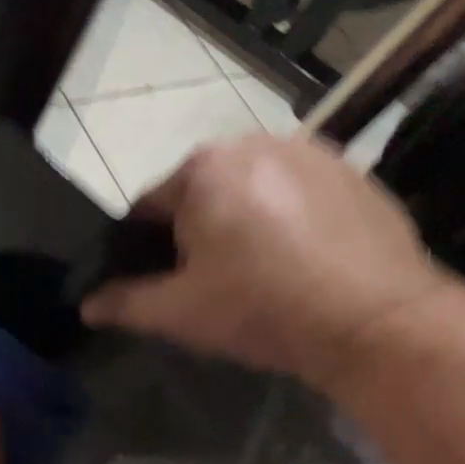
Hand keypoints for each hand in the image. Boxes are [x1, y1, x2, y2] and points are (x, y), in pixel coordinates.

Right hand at [81, 134, 451, 390]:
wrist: (379, 321)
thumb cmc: (263, 308)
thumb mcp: (180, 312)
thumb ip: (124, 302)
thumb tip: (86, 304)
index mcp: (204, 168)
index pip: (149, 206)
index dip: (148, 248)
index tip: (166, 283)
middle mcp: (256, 142)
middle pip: (203, 191)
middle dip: (199, 229)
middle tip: (216, 281)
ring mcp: (312, 152)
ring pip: (252, 188)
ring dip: (245, 220)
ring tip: (263, 271)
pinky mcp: (356, 171)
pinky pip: (299, 191)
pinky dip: (290, 217)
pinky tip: (304, 260)